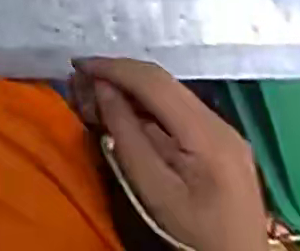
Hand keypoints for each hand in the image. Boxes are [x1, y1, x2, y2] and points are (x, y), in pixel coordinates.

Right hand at [70, 57, 268, 250]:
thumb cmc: (193, 235)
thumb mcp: (152, 189)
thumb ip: (125, 133)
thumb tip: (102, 87)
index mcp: (208, 136)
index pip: (153, 82)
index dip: (112, 68)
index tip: (77, 66)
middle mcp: (219, 123)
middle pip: (160, 80)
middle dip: (117, 72)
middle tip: (81, 77)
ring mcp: (222, 129)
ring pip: (166, 88)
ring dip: (128, 84)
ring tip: (96, 92)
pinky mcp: (218, 138)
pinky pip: (173, 104)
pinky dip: (143, 99)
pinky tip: (123, 108)